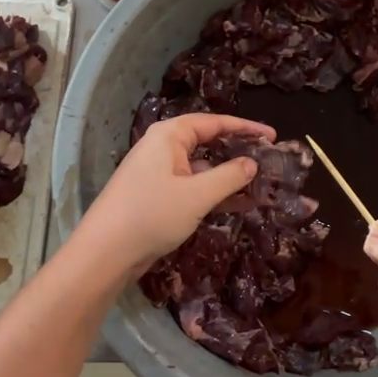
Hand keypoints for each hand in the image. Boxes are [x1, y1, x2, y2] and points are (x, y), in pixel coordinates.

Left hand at [75, 113, 274, 277]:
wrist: (104, 254)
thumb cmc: (151, 214)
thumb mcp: (197, 195)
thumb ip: (229, 176)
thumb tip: (252, 163)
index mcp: (169, 136)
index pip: (215, 123)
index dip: (246, 128)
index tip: (273, 136)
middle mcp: (164, 148)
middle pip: (208, 142)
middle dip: (238, 152)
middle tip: (269, 160)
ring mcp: (159, 173)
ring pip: (202, 168)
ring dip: (229, 177)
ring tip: (261, 186)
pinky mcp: (158, 197)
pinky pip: (193, 187)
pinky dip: (215, 194)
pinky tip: (239, 205)